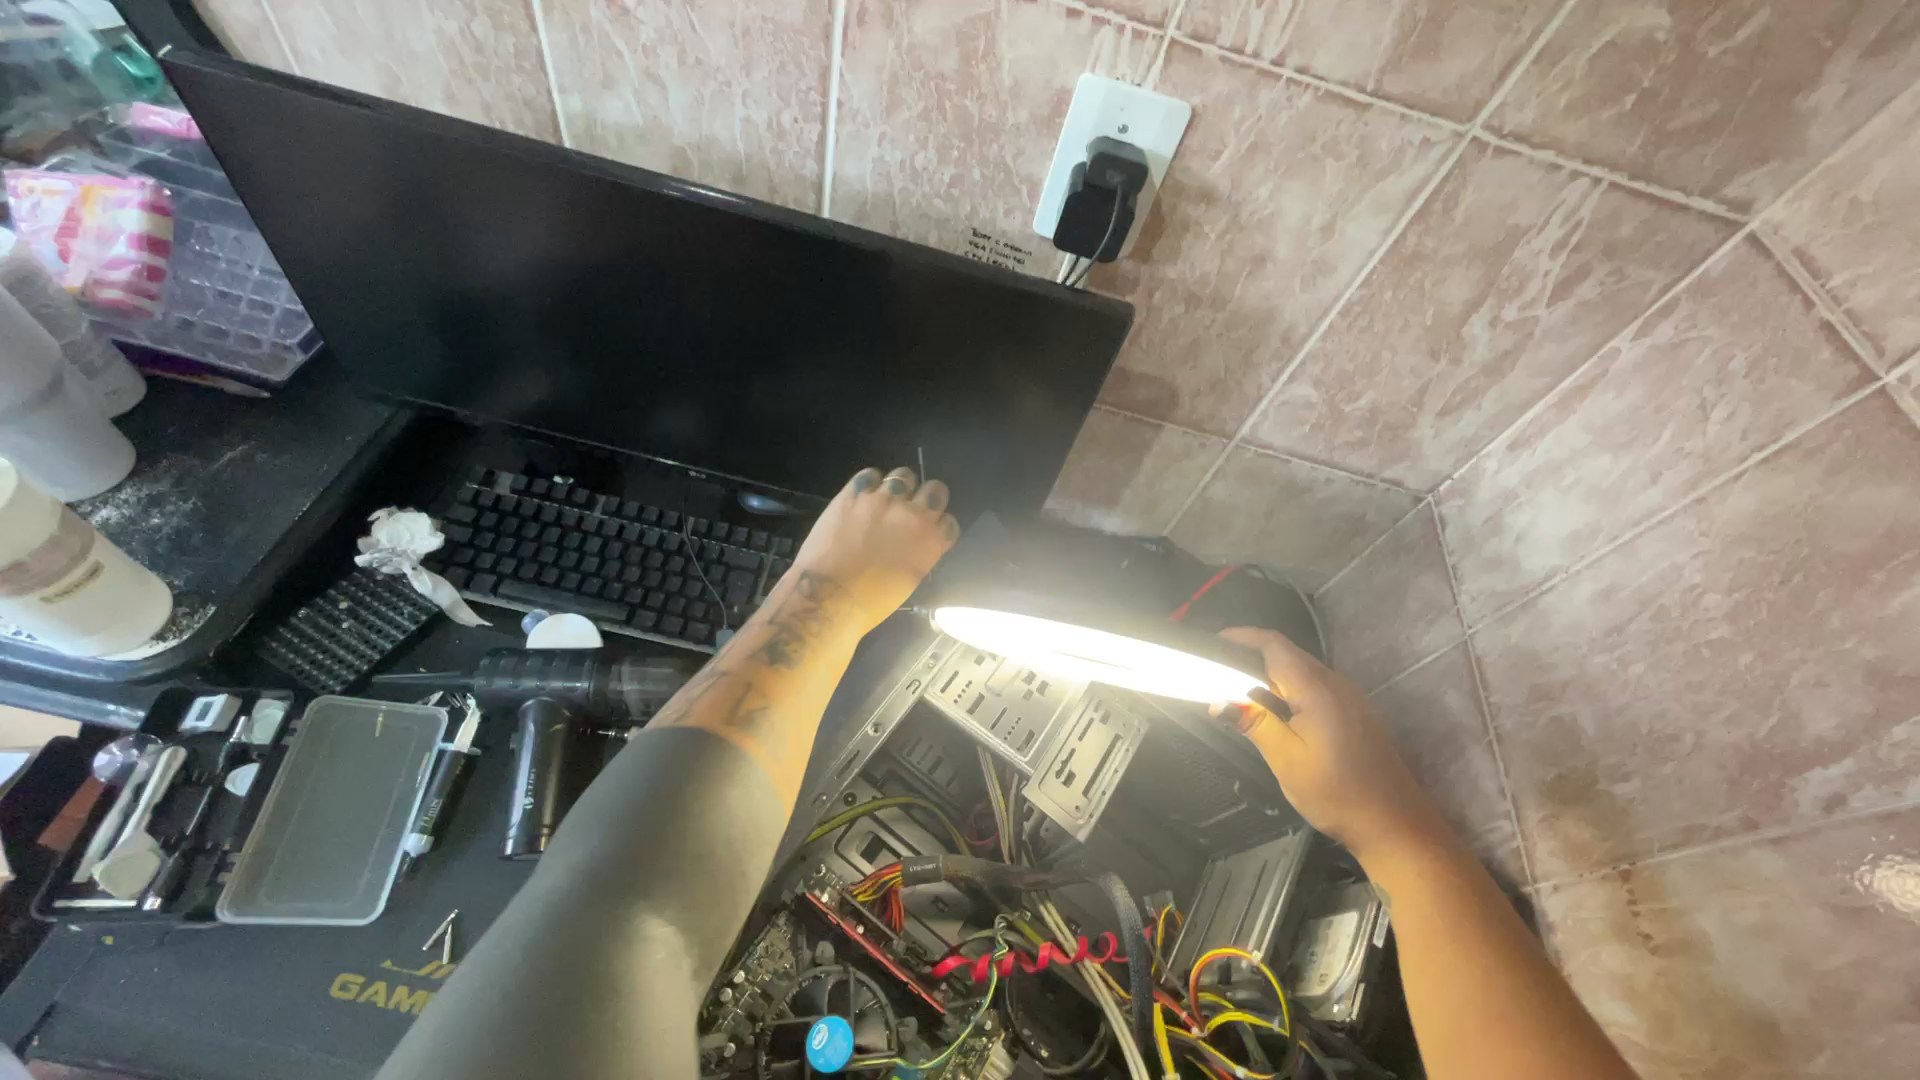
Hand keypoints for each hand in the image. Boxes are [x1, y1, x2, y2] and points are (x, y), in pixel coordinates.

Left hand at [788, 466, 959, 630]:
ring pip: (903, 475)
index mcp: (931, 542)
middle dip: (926, 496)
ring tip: (884, 497)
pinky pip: (869, 474)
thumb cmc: (870, 602)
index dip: (939, 525)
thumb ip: (918, 556)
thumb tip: (912, 546)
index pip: (949, 522)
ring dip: (898, 485)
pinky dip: (868, 482)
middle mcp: (912, 515)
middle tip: (911, 507)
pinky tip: (862, 494)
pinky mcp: (854, 493)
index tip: (928, 530)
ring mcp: (883, 501)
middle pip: (935, 489)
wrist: (828, 595)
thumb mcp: (908, 582)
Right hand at [1220, 627, 1447, 860]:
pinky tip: (1274, 711)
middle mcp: (1335, 684)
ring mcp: (1349, 698)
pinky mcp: (1354, 713)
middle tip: (1218, 670)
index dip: (1242, 636)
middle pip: (1288, 654)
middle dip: (1251, 654)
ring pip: (1302, 670)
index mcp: (1317, 690)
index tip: (1214, 643)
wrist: (1396, 825)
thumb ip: (1255, 724)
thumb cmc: (1337, 794)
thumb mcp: (1287, 760)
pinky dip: (1288, 688)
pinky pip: (1315, 686)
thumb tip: (1219, 702)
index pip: (1274, 645)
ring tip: (1238, 689)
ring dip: (1270, 673)